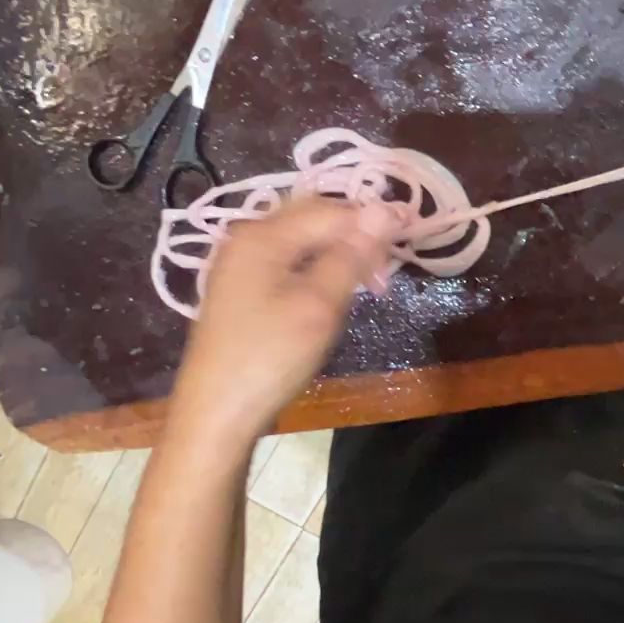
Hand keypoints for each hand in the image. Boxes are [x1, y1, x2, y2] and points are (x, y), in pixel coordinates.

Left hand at [170, 199, 395, 444]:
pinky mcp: (241, 290)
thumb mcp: (319, 305)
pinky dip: (316, 271)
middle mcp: (247, 238)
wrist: (217, 412)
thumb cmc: (270, 358)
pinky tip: (331, 295)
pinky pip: (287, 264)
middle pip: (312, 219)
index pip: (329, 211)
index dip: (370, 223)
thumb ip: (351, 256)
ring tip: (366, 286)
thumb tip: (384, 210)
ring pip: (301, 242)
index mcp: (263, 235)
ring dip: (338, 255)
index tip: (406, 247)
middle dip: (354, 236)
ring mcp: (240, 265)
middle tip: (385, 273)